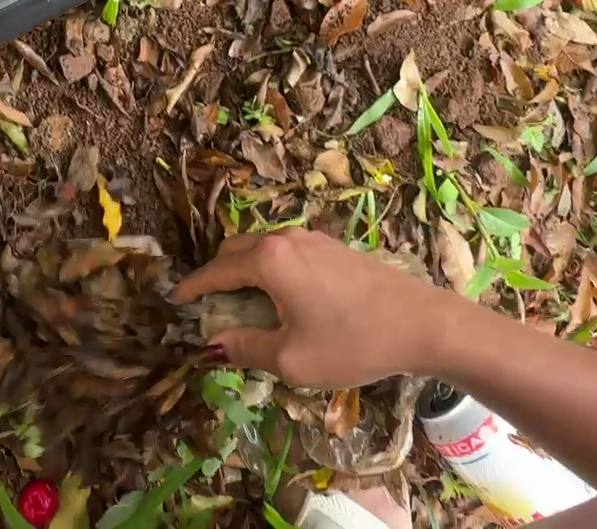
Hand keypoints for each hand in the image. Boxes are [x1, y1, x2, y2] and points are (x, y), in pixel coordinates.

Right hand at [172, 229, 460, 388]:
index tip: (174, 302)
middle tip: (209, 308)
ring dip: (244, 271)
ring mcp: (310, 239)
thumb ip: (245, 348)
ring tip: (245, 306)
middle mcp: (284, 239)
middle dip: (216, 275)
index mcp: (268, 260)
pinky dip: (269, 269)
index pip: (216, 271)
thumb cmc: (352, 342)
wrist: (422, 323)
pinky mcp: (331, 246)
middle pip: (234, 250)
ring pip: (261, 247)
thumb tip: (212, 344)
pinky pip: (284, 252)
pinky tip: (282, 299)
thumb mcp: (291, 358)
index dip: (192, 288)